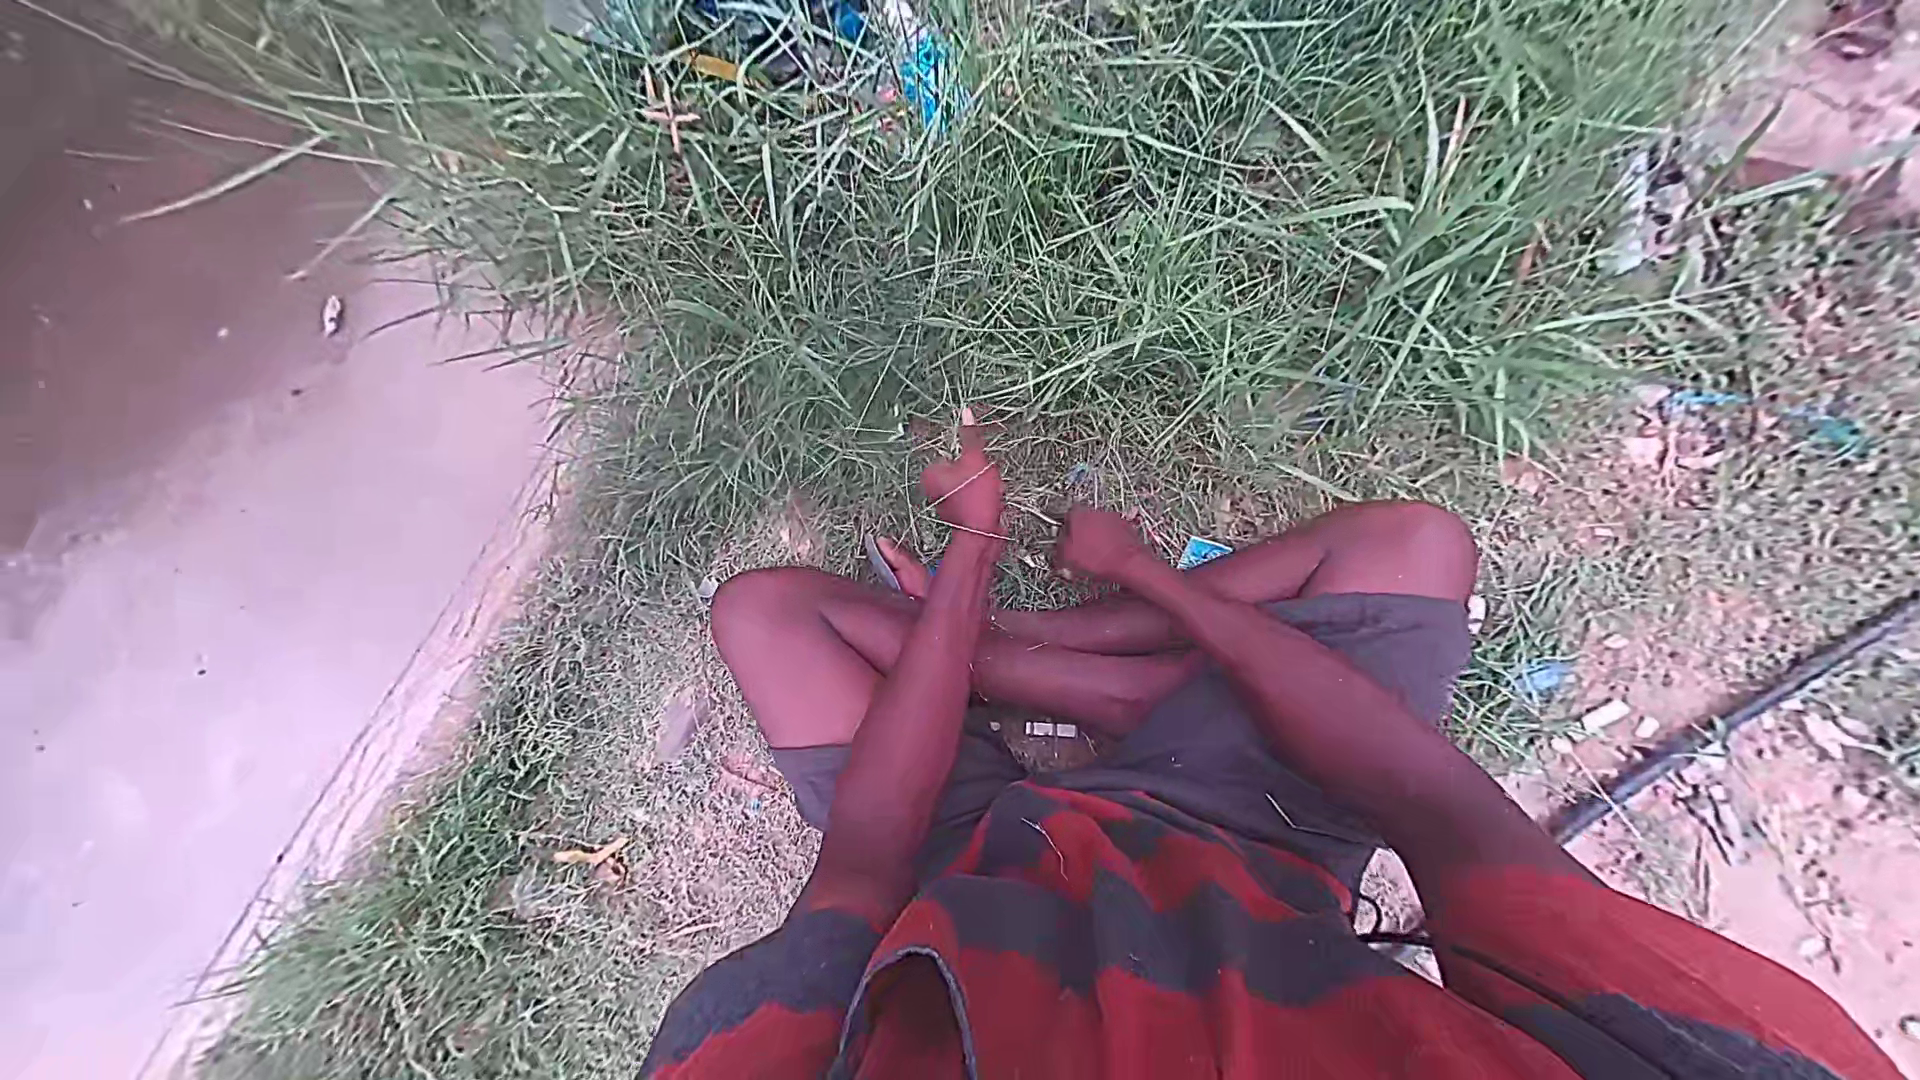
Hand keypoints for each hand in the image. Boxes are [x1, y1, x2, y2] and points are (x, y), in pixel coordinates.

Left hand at [922, 407, 1003, 539]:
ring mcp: (946, 501)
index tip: (976, 461)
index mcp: (931, 473)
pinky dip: (983, 495)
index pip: (950, 452)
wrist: (984, 534)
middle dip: (977, 469)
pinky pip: (973, 495)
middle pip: (960, 466)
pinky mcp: (960, 512)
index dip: (967, 454)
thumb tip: (966, 413)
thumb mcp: (976, 458)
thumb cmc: (976, 499)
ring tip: (990, 488)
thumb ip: (970, 435)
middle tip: (984, 475)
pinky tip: (991, 498)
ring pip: (969, 480)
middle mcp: (933, 488)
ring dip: (983, 481)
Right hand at [1052, 505, 1152, 583]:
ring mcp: (1115, 519)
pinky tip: (1106, 558)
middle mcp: (1098, 512)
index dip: (1063, 530)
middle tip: (1076, 550)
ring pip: (1099, 528)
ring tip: (1092, 557)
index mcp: (1079, 514)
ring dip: (1095, 539)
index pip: (1065, 515)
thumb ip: (1058, 548)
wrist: (1128, 565)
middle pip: (1083, 521)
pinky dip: (1109, 544)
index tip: (1062, 540)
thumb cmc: (1099, 559)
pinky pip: (1113, 535)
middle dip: (1079, 535)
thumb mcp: (1066, 558)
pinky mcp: (1128, 530)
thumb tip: (1058, 548)